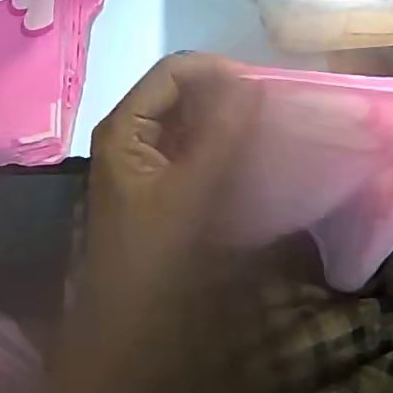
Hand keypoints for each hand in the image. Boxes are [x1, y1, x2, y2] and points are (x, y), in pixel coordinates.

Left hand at [82, 53, 258, 331]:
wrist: (126, 320)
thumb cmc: (152, 255)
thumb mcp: (190, 191)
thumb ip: (220, 134)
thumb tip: (249, 83)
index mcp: (124, 126)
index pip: (171, 72)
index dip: (216, 71)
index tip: (262, 86)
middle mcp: (128, 132)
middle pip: (178, 91)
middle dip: (222, 93)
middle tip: (269, 107)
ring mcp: (142, 156)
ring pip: (186, 118)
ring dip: (223, 117)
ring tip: (264, 125)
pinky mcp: (157, 180)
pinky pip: (189, 145)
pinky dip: (217, 141)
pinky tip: (246, 150)